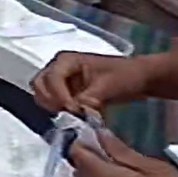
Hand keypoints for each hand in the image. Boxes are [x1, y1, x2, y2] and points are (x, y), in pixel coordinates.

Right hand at [32, 52, 154, 114]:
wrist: (138, 78)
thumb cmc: (125, 76)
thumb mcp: (110, 85)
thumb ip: (91, 97)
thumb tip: (79, 110)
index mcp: (66, 60)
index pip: (52, 78)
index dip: (60, 96)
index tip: (75, 111)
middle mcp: (58, 67)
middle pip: (39, 84)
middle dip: (50, 100)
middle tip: (69, 114)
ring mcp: (60, 79)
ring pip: (43, 93)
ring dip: (53, 106)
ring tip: (73, 115)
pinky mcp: (65, 90)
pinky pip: (54, 101)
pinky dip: (61, 110)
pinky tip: (77, 116)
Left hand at [71, 131, 177, 176]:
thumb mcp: (152, 167)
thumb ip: (121, 151)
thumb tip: (99, 133)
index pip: (76, 155)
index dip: (78, 139)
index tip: (87, 127)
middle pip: (78, 168)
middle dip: (84, 152)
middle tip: (100, 138)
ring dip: (92, 165)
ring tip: (111, 151)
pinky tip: (119, 170)